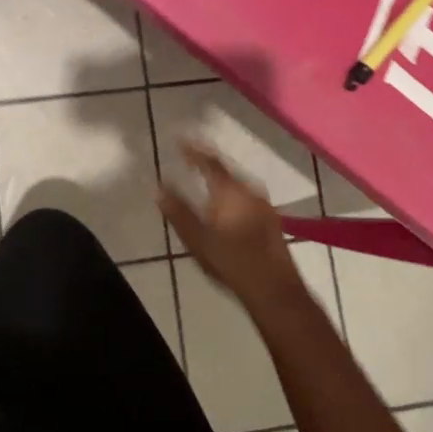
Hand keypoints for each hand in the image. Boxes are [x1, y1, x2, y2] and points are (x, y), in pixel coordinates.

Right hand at [157, 140, 302, 308]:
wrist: (275, 292)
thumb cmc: (231, 263)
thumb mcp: (197, 239)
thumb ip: (177, 211)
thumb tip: (157, 187)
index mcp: (229, 191)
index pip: (209, 161)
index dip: (193, 149)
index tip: (179, 139)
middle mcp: (249, 191)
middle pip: (226, 169)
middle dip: (208, 162)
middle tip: (191, 158)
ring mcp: (264, 206)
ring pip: (238, 183)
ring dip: (222, 179)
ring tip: (206, 180)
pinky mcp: (272, 221)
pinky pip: (247, 196)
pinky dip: (233, 193)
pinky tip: (228, 206)